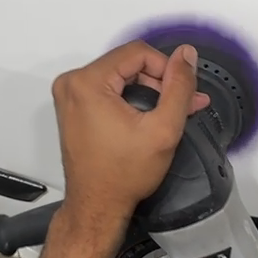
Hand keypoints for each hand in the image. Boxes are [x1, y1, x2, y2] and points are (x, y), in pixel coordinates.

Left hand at [53, 41, 208, 226]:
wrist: (97, 205)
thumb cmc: (122, 175)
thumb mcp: (163, 128)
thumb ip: (179, 87)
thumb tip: (187, 55)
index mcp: (87, 83)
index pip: (137, 53)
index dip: (167, 69)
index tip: (182, 92)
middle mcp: (72, 84)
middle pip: (128, 63)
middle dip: (159, 82)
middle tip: (184, 103)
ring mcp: (70, 96)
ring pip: (121, 76)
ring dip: (148, 90)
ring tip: (170, 112)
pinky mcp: (74, 107)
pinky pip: (109, 89)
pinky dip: (132, 99)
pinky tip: (150, 116)